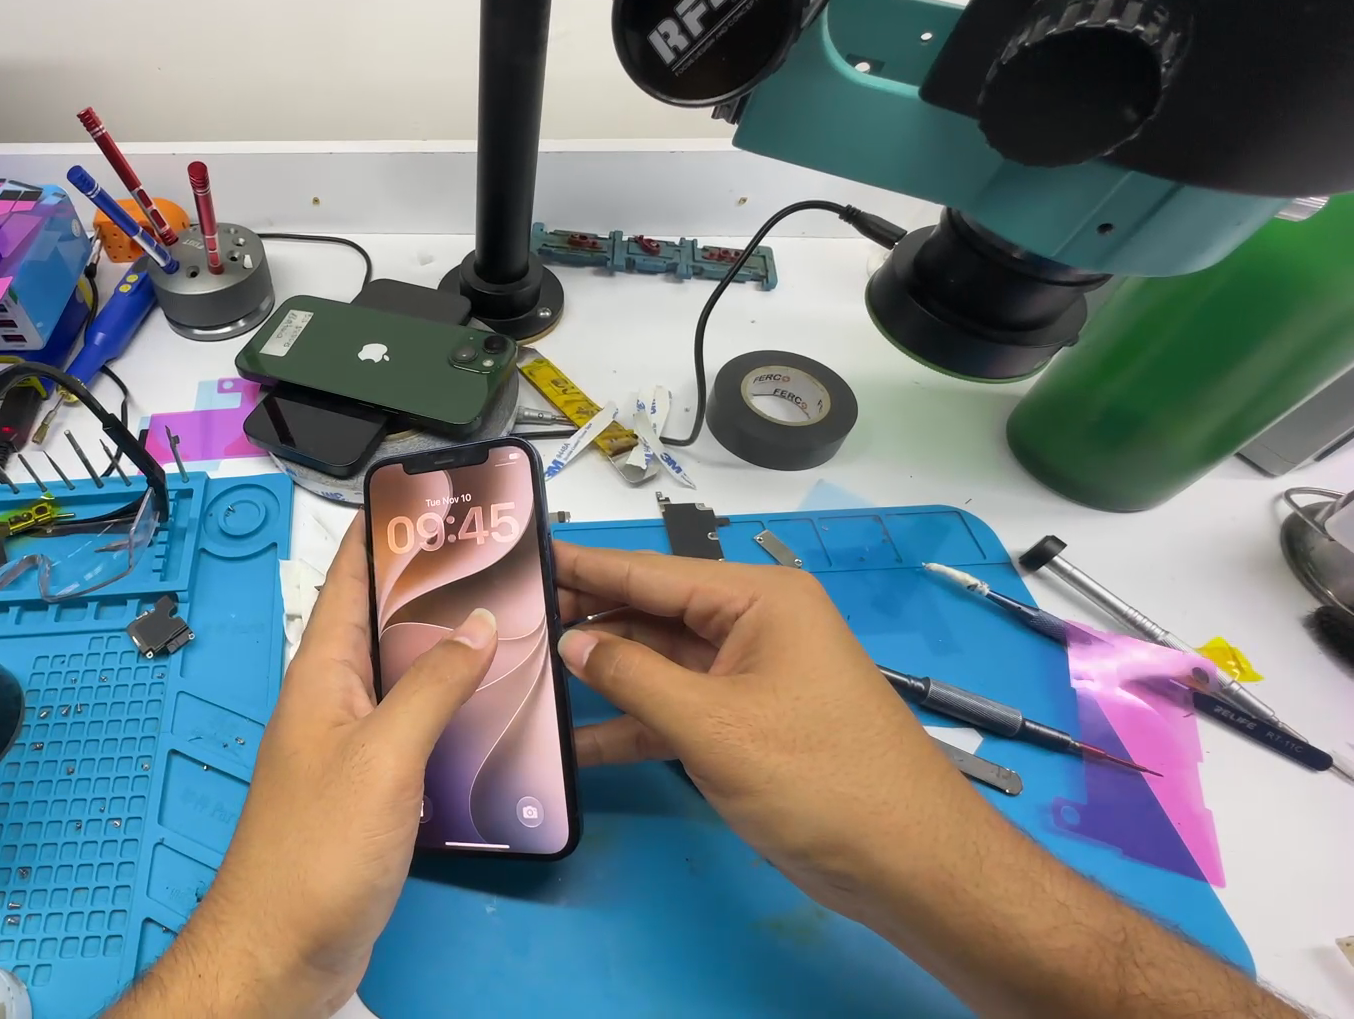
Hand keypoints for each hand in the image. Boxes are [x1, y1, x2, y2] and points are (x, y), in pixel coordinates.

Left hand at [127, 517, 496, 1018]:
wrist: (285, 946)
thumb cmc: (321, 845)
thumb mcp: (384, 756)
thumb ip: (432, 686)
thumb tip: (478, 620)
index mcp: (323, 670)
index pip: (349, 580)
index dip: (380, 536)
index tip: (424, 502)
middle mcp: (334, 693)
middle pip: (382, 621)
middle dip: (428, 586)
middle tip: (490, 560)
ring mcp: (352, 736)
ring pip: (402, 671)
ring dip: (443, 646)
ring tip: (503, 619)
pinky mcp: (372, 777)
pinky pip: (413, 720)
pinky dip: (447, 702)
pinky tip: (487, 703)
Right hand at [553, 542, 985, 919]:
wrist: (915, 874)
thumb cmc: (818, 779)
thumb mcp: (714, 725)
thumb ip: (632, 676)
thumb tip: (570, 641)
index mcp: (755, 601)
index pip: (650, 572)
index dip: (585, 565)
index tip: (528, 556)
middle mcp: (747, 626)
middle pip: (648, 614)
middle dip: (586, 620)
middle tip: (514, 619)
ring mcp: (741, 676)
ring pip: (654, 663)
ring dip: (601, 675)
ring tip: (528, 670)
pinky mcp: (738, 722)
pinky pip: (671, 709)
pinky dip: (629, 724)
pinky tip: (574, 742)